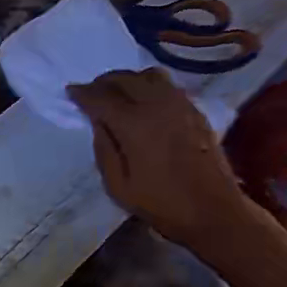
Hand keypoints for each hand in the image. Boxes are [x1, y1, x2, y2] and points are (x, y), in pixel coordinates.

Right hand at [67, 69, 270, 258]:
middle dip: (103, 82)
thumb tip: (97, 121)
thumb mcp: (118, 186)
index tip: (71, 92)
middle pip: (124, 78)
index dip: (82, 93)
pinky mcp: (195, 109)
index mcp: (134, 123)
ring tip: (118, 92)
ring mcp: (179, 104)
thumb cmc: (162, 204)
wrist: (215, 212)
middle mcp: (156, 104)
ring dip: (128, 79)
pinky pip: (167, 84)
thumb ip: (103, 148)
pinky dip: (149, 84)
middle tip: (92, 92)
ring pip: (147, 75)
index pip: (101, 97)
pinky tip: (145, 100)